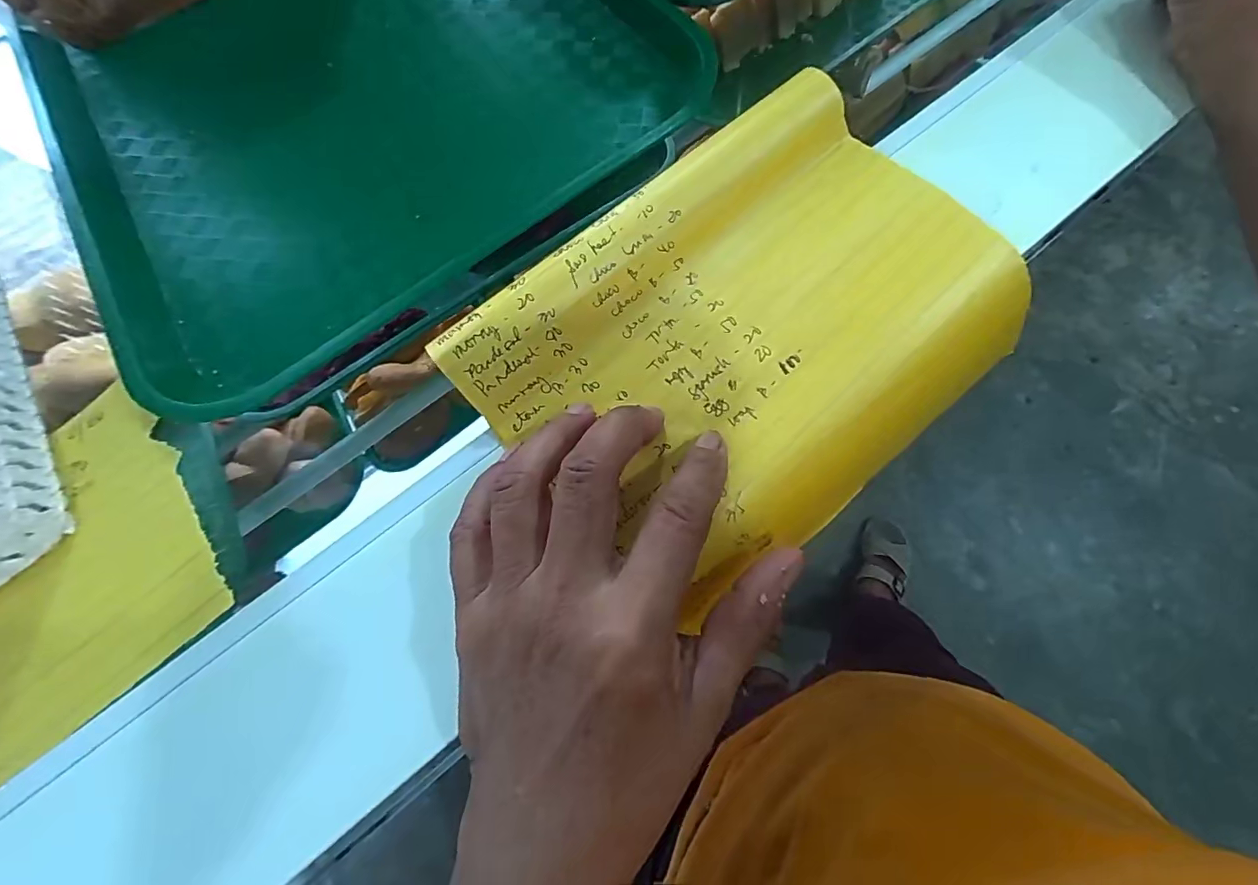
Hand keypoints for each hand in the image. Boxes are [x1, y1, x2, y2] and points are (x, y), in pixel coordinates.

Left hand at [449, 404, 804, 884]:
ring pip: (516, 490)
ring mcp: (505, 604)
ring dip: (550, 439)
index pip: (673, 521)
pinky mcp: (468, 615)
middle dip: (618, 432)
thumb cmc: (632, 776)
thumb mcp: (704, 709)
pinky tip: (520, 464)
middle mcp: (562, 602)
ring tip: (581, 416)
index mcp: (629, 630)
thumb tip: (789, 554)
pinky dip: (493, 484)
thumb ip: (745, 625)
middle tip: (643, 415)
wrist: (534, 843)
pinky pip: (469, 530)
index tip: (709, 440)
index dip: (697, 470)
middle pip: (584, 482)